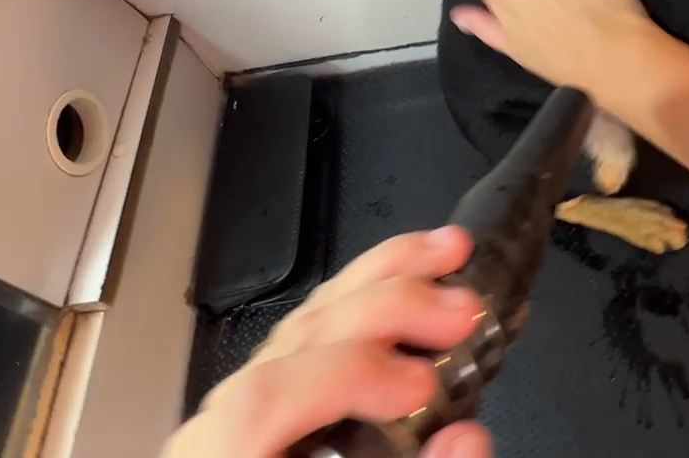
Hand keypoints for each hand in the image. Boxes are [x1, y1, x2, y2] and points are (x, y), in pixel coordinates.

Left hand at [163, 227, 492, 457]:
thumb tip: (466, 439)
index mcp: (225, 457)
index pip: (261, 404)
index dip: (344, 377)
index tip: (422, 384)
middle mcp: (222, 423)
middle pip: (296, 337)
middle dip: (387, 307)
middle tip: (463, 309)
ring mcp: (245, 398)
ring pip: (311, 312)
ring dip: (387, 273)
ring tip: (448, 251)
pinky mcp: (280, 385)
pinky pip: (321, 321)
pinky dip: (373, 289)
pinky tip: (413, 271)